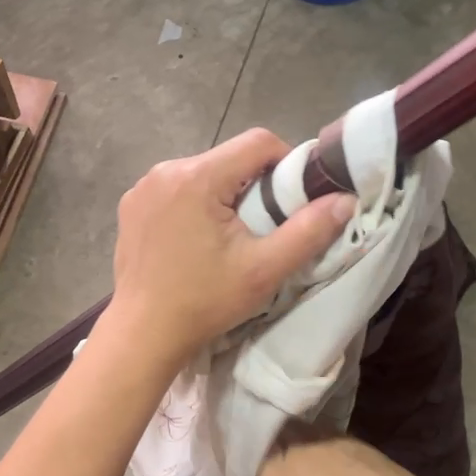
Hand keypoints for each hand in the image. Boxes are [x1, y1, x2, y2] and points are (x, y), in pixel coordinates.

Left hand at [107, 128, 355, 364]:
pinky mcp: (130, 206)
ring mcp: (142, 188)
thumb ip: (309, 231)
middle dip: (253, 184)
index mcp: (197, 177)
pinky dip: (193, 205)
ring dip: (223, 194)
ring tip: (229, 238)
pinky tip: (195, 242)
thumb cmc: (205, 302)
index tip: (291, 200)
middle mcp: (165, 170)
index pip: (258, 142)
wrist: (143, 334)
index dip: (286, 163)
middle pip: (228, 158)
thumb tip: (346, 199)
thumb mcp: (264, 270)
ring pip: (202, 173)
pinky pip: (175, 190)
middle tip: (264, 226)